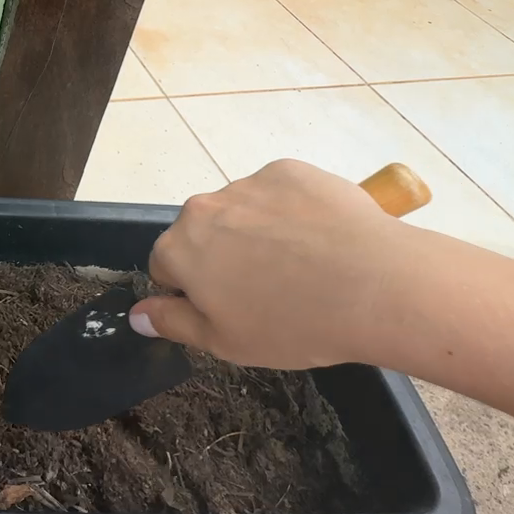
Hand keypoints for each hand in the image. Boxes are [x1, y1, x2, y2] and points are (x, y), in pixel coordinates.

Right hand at [128, 158, 432, 368]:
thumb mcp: (226, 342)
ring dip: (258, 232)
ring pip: (240, 211)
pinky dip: (293, 210)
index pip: (166, 267)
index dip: (195, 291)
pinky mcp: (287, 171)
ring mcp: (245, 184)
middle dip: (224, 256)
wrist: (378, 286)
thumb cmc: (294, 323)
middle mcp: (201, 208)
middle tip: (271, 289)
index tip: (232, 307)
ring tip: (308, 265)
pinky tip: (324, 238)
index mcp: (178, 249)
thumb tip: (134, 315)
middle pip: (201, 234)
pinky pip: (279, 191)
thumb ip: (173, 323)